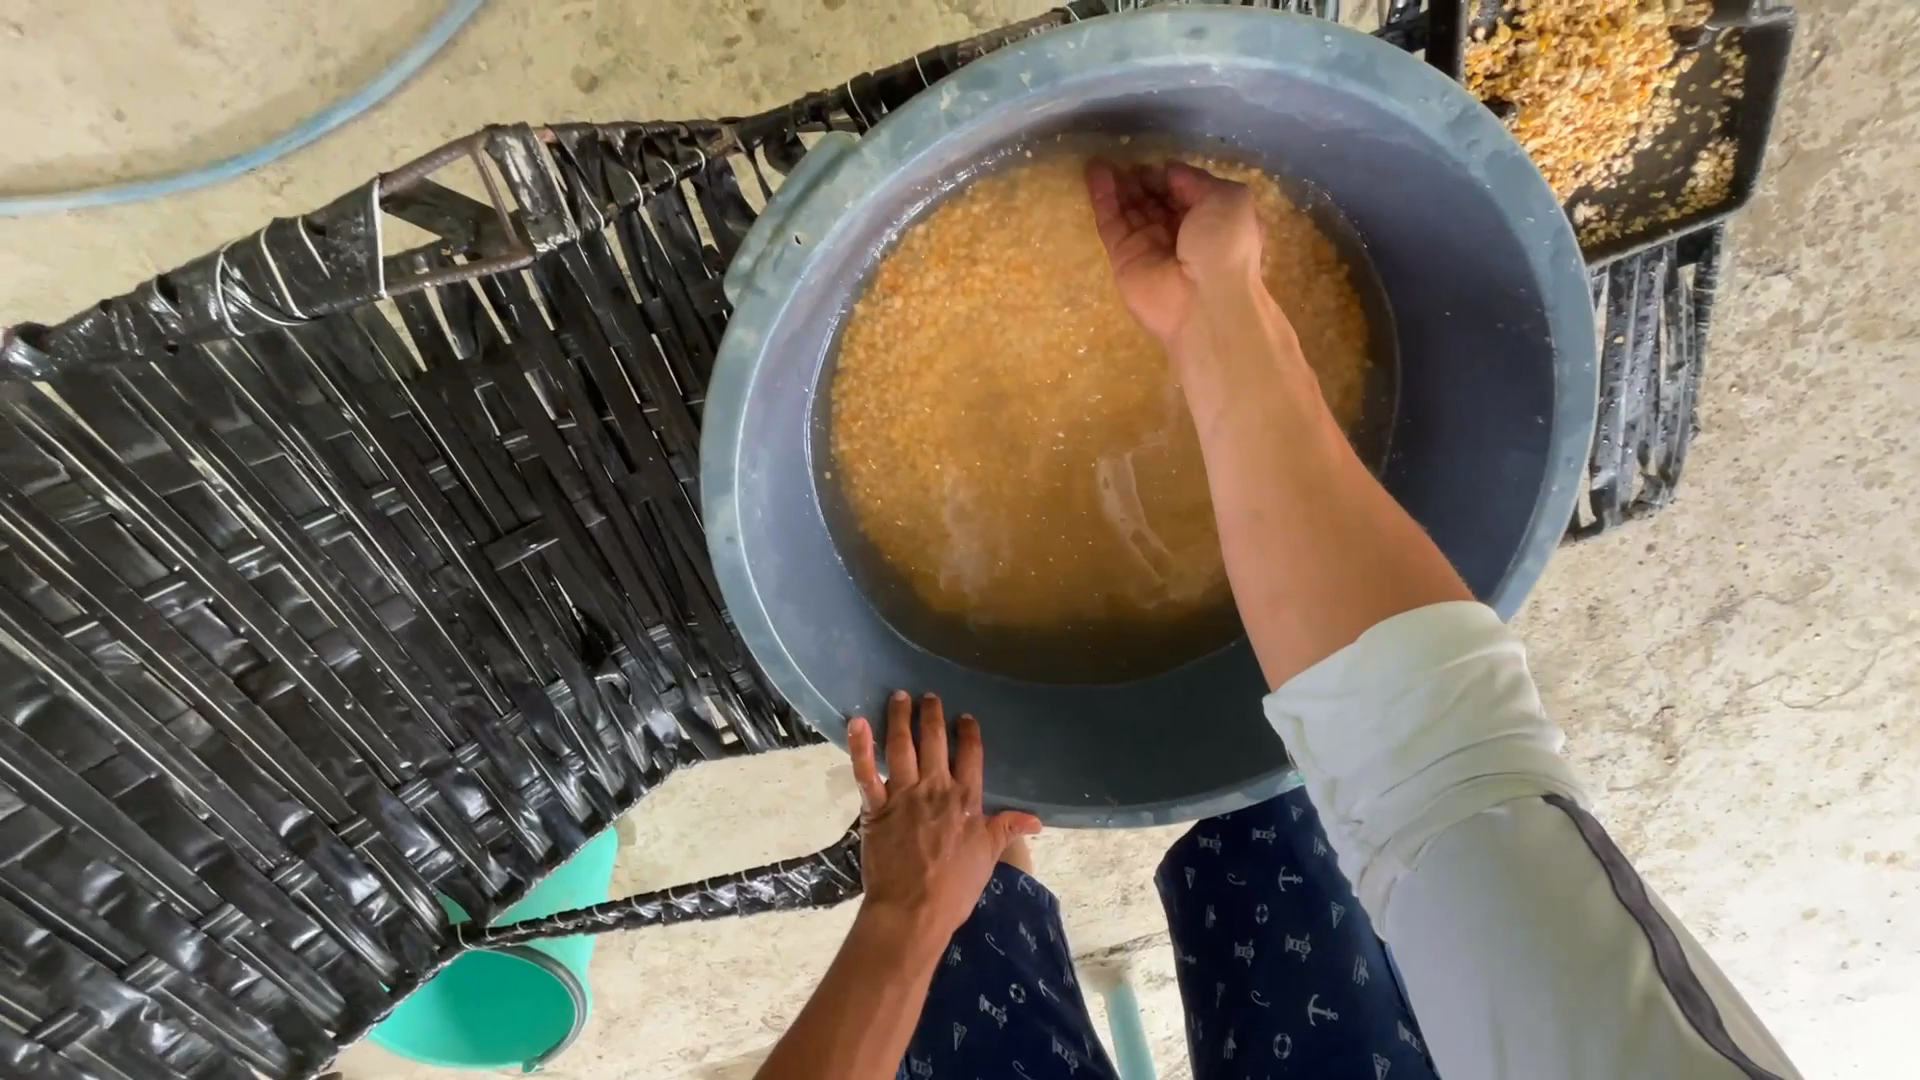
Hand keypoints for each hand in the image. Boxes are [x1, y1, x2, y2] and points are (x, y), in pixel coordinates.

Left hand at [848, 691, 1040, 941]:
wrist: (914, 910)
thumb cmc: (955, 887)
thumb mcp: (989, 857)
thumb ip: (1008, 828)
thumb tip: (1036, 818)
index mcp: (965, 799)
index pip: (970, 755)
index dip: (967, 733)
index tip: (964, 717)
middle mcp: (935, 788)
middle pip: (934, 741)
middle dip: (931, 715)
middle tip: (928, 696)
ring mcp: (903, 795)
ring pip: (901, 746)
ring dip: (899, 718)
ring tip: (899, 697)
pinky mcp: (875, 807)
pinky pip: (865, 772)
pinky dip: (859, 746)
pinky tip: (856, 722)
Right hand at [1085, 159, 1264, 347]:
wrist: (1203, 303)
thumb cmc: (1225, 246)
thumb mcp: (1227, 198)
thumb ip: (1196, 180)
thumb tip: (1170, 171)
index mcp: (1209, 220)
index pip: (1182, 192)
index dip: (1168, 176)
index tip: (1155, 162)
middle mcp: (1178, 234)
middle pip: (1153, 201)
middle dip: (1140, 180)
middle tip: (1124, 159)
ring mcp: (1148, 248)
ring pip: (1129, 210)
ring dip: (1117, 185)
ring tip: (1103, 160)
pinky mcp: (1123, 260)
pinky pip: (1111, 224)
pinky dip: (1102, 199)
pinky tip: (1095, 173)